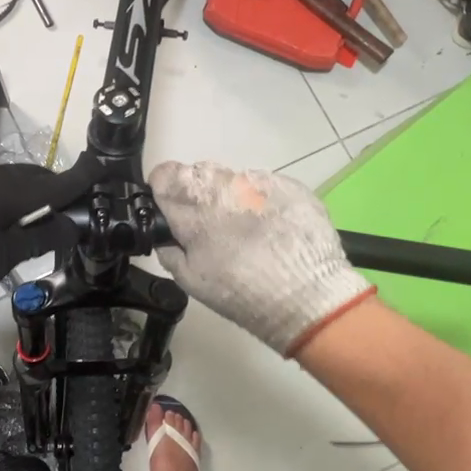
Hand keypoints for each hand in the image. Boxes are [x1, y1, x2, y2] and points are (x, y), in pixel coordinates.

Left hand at [0, 158, 102, 331]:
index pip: (59, 181)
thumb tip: (72, 224)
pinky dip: (7, 196)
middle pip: (35, 177)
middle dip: (57, 189)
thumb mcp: (0, 257)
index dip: (84, 178)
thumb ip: (39, 239)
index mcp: (10, 191)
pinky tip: (0, 215)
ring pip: (11, 180)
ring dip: (30, 193)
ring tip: (38, 217)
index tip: (104, 170)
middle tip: (72, 210)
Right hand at [150, 161, 372, 355]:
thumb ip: (170, 247)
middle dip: (199, 197)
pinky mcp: (289, 184)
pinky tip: (273, 231)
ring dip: (232, 199)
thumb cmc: (239, 292)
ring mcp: (258, 180)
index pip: (163, 174)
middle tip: (213, 229)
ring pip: (233, 179)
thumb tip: (167, 234)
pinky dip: (263, 203)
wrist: (307, 296)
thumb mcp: (188, 279)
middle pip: (197, 174)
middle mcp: (222, 181)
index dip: (165, 192)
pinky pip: (265, 187)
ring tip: (248, 232)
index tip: (174, 213)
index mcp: (191, 203)